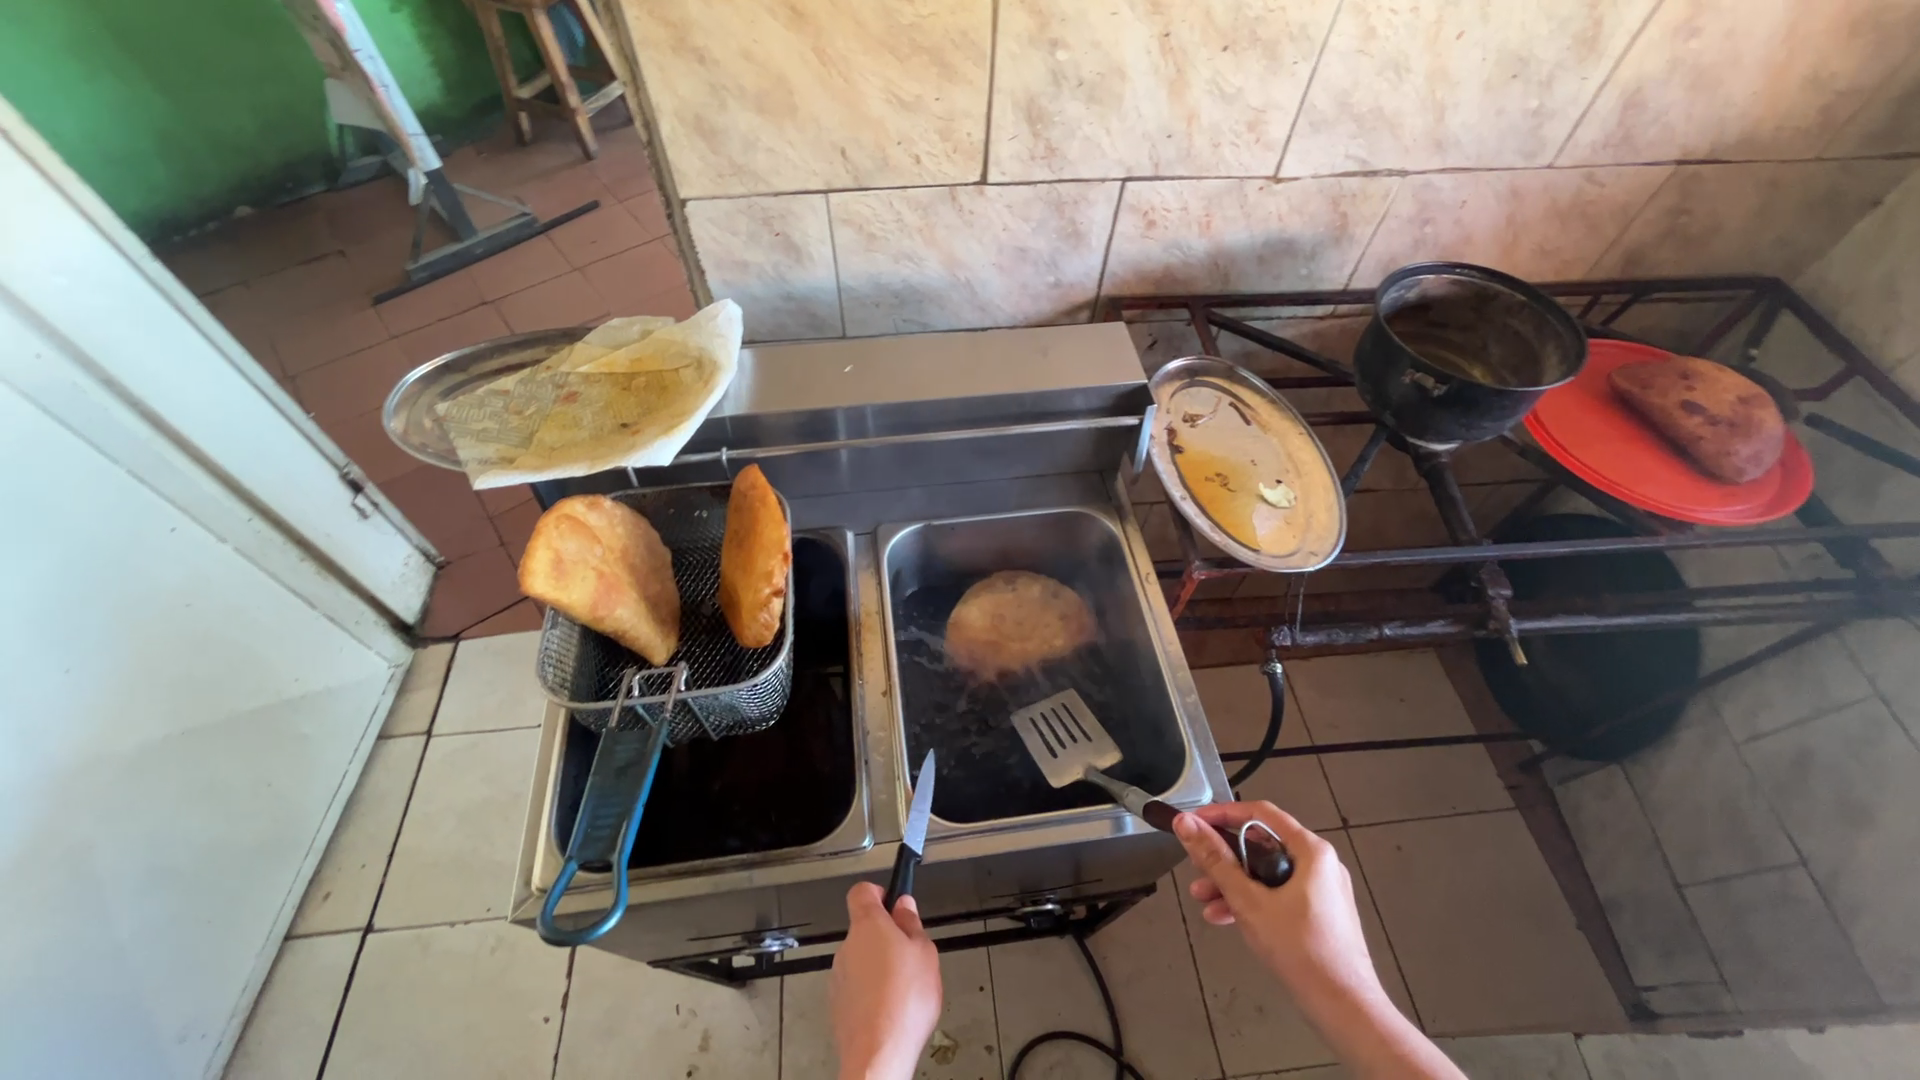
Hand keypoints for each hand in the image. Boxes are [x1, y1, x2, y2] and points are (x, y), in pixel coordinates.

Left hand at [831, 882, 941, 1079]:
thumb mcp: (924, 953)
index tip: (893, 900)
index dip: (878, 891)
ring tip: (905, 986)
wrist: (879, 1054)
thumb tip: (904, 908)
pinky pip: (857, 986)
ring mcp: (839, 976)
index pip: (862, 891)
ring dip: (879, 965)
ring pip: (861, 958)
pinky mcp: (839, 1004)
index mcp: (867, 925)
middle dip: (886, 935)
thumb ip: (912, 925)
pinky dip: (872, 990)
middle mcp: (847, 946)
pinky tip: (892, 1006)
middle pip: (864, 928)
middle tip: (910, 951)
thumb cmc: (903, 1002)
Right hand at [1173, 803, 1385, 1006]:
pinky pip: (1279, 894)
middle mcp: (1319, 863)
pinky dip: (1252, 901)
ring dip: (1232, 884)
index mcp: (1310, 851)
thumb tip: (1185, 823)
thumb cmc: (1298, 947)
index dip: (1222, 814)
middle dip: (1223, 858)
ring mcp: (1321, 890)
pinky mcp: (1320, 914)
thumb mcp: (1248, 901)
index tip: (1193, 823)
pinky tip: (1223, 917)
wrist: (1345, 1009)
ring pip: (1267, 874)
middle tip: (1195, 868)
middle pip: (1261, 845)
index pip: (1259, 813)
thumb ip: (1215, 859)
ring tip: (1202, 899)